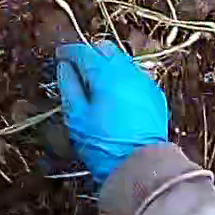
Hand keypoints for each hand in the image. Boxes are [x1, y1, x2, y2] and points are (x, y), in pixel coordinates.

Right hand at [54, 41, 169, 183]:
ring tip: (95, 82)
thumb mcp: (77, 117)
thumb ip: (69, 86)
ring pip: (122, 60)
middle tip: (77, 68)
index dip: (69, 51)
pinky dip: (123, 77)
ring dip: (107, 64)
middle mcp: (128, 71)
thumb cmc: (103, 144)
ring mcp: (145, 81)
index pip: (84, 51)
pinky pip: (135, 76)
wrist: (142, 166)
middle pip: (106, 48)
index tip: (59, 55)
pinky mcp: (155, 94)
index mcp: (106, 73)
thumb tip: (64, 66)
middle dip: (90, 53)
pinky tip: (115, 95)